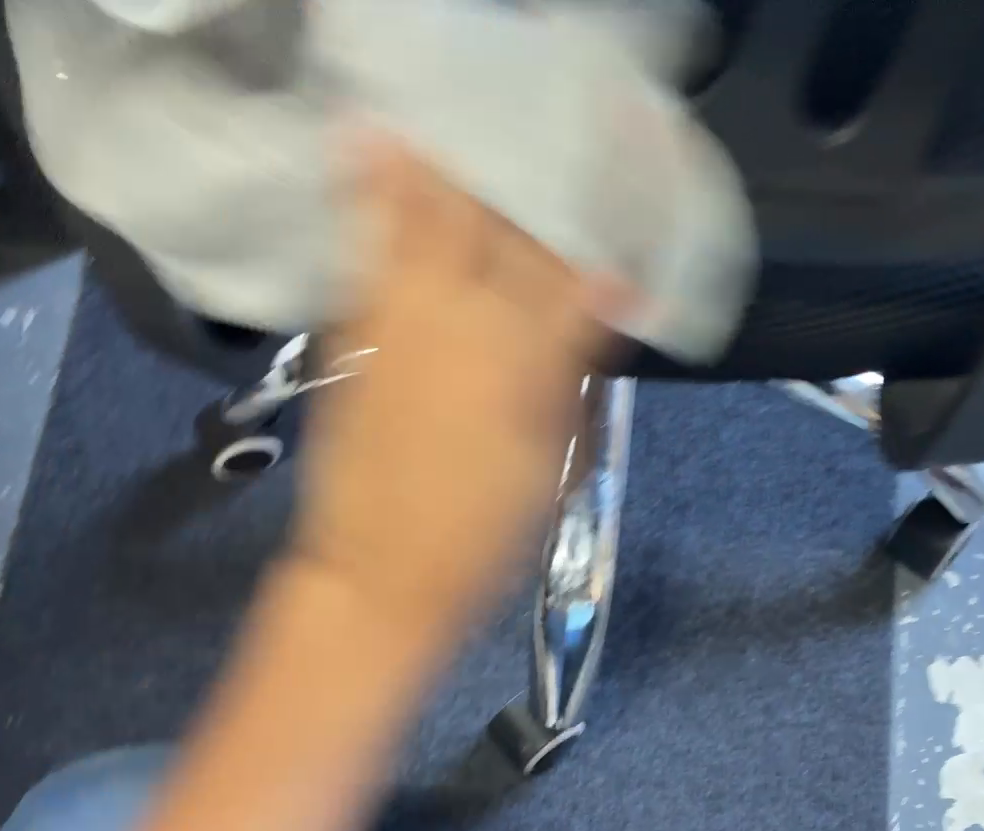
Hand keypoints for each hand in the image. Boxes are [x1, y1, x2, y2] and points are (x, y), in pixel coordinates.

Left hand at [285, 135, 621, 641]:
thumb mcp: (553, 465)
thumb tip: (605, 302)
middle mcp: (464, 326)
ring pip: (428, 219)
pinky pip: (366, 250)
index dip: (610, 211)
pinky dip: (372, 192)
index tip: (630, 159)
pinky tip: (375, 144)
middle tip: (552, 117)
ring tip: (464, 101)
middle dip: (532, 166)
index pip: (580, 265)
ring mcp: (398, 324)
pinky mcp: (353, 337)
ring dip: (449, 156)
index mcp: (526, 363)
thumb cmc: (479, 536)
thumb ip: (574, 373)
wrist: (378, 577)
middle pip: (503, 222)